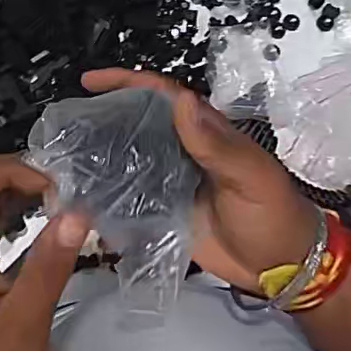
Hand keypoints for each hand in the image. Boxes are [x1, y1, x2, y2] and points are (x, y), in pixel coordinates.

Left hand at [0, 157, 88, 350]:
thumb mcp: (24, 325)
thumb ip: (49, 266)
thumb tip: (77, 213)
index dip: (12, 170)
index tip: (52, 187)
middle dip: (18, 174)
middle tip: (60, 189)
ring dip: (18, 190)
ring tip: (58, 200)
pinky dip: (16, 211)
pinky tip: (43, 222)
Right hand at [81, 69, 324, 291]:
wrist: (284, 269)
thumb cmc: (273, 213)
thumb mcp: (251, 175)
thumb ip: (217, 144)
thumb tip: (183, 101)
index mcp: (202, 130)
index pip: (159, 95)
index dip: (125, 82)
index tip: (90, 81)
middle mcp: (180, 149)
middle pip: (136, 121)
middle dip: (103, 115)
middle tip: (67, 121)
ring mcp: (169, 180)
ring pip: (128, 157)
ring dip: (101, 153)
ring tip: (65, 156)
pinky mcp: (163, 211)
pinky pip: (129, 197)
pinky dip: (108, 194)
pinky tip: (83, 196)